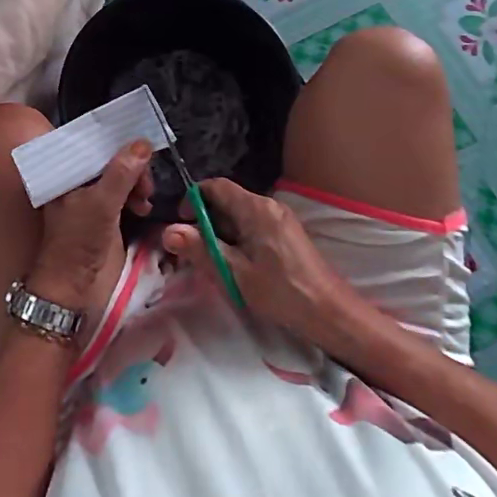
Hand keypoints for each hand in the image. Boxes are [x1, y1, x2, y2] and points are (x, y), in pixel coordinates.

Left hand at [29, 140, 154, 305]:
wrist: (73, 289)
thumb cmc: (79, 242)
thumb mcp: (102, 204)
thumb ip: (122, 173)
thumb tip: (143, 143)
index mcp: (66, 173)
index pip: (94, 144)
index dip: (119, 144)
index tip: (143, 148)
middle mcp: (77, 181)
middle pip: (111, 159)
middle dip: (132, 168)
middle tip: (145, 185)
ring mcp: (91, 198)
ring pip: (121, 176)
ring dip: (138, 183)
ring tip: (145, 200)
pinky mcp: (104, 214)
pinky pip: (125, 193)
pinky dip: (137, 196)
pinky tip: (144, 207)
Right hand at [161, 178, 380, 355]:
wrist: (327, 310)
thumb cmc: (280, 290)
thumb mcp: (235, 273)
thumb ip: (201, 249)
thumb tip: (168, 230)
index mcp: (255, 208)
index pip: (216, 186)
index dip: (193, 199)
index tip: (181, 222)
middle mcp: (269, 205)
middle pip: (227, 201)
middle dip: (206, 221)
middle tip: (192, 251)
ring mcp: (280, 218)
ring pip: (239, 216)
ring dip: (222, 234)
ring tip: (213, 263)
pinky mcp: (286, 233)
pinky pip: (253, 226)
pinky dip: (238, 240)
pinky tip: (236, 266)